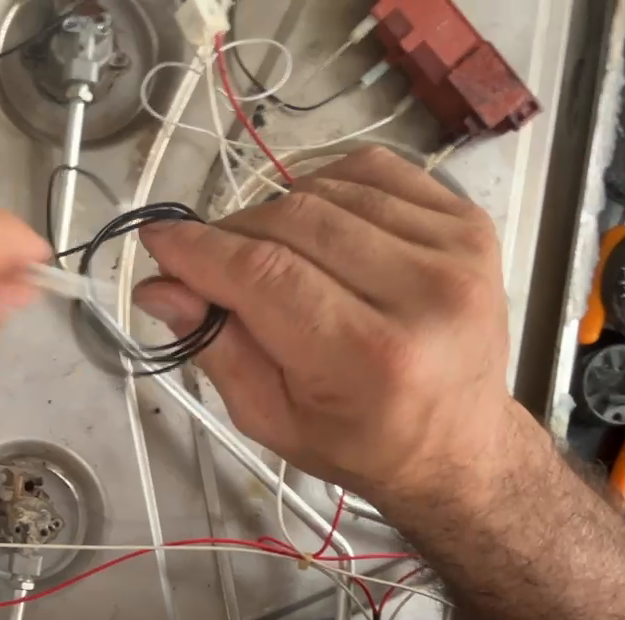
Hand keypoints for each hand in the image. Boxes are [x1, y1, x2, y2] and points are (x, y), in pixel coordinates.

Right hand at [133, 147, 530, 520]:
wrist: (455, 441)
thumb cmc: (353, 442)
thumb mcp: (266, 417)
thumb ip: (214, 348)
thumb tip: (157, 288)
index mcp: (368, 358)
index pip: (266, 275)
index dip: (201, 251)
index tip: (156, 239)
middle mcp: (423, 291)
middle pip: (291, 223)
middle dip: (228, 236)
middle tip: (203, 266)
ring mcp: (454, 246)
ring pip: (324, 191)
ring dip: (269, 217)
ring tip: (259, 258)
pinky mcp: (469, 218)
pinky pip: (369, 172)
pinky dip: (319, 190)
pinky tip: (309, 229)